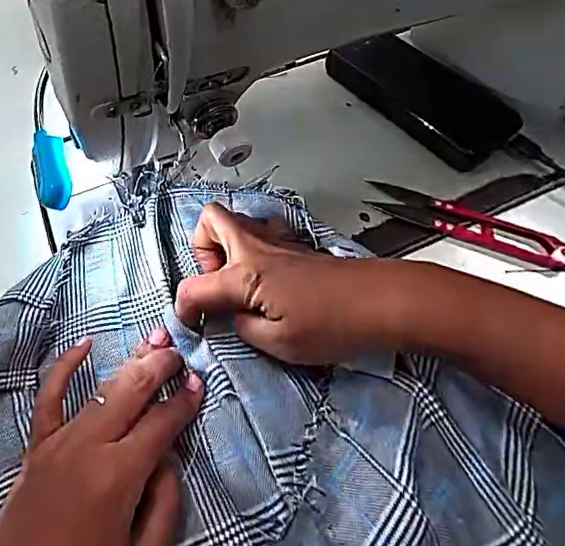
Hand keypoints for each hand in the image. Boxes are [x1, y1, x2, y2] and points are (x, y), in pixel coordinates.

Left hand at [0, 327, 202, 545]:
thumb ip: (162, 507)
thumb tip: (168, 461)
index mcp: (118, 476)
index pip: (160, 426)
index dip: (183, 402)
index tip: (198, 382)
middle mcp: (88, 447)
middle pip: (131, 392)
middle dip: (158, 367)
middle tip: (178, 351)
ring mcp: (58, 441)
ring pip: (100, 388)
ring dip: (128, 362)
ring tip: (151, 340)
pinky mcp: (36, 445)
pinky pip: (50, 396)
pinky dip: (65, 366)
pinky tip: (84, 344)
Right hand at [173, 203, 421, 364]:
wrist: (379, 302)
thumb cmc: (333, 325)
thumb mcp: (281, 345)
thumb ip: (245, 330)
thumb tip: (235, 318)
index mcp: (244, 274)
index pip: (195, 285)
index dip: (184, 307)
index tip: (190, 322)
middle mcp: (254, 248)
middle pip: (209, 220)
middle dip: (202, 248)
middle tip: (217, 280)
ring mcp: (275, 241)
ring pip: (235, 222)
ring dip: (227, 245)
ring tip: (240, 279)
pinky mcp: (293, 245)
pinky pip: (259, 234)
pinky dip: (253, 250)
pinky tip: (269, 279)